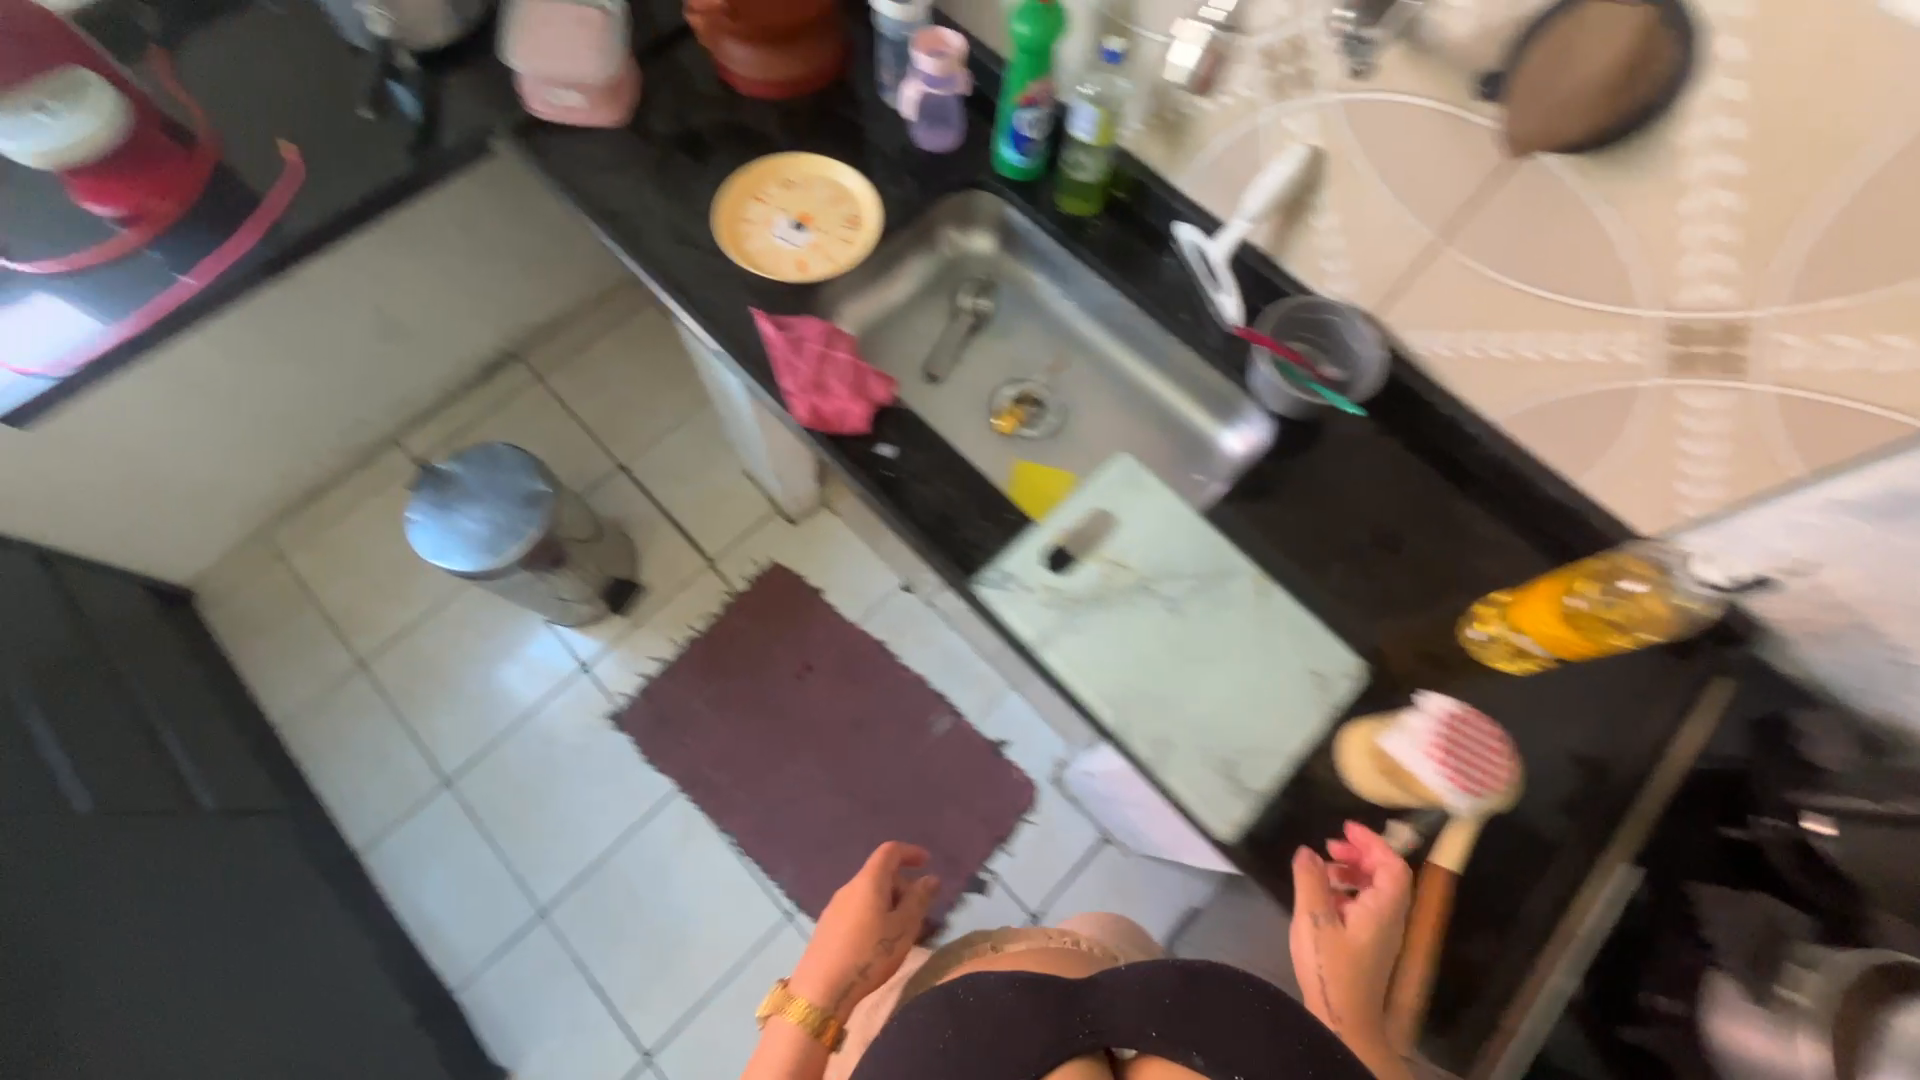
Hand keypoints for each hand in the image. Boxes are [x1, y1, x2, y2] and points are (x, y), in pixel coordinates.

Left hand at [789, 842, 939, 1018]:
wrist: (820, 989)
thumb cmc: (868, 954)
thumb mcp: (903, 929)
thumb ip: (918, 900)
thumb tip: (931, 877)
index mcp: (868, 881)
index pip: (889, 852)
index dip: (910, 852)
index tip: (927, 862)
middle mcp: (849, 887)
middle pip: (880, 874)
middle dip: (903, 886)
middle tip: (919, 913)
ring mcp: (835, 907)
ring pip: (869, 894)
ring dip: (889, 904)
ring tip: (901, 932)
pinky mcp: (827, 926)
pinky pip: (857, 909)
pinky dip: (874, 915)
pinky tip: (878, 942)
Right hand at [1290, 821, 1412, 1055]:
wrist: (1343, 1023)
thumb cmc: (1330, 969)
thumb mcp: (1313, 920)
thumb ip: (1310, 881)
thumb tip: (1307, 850)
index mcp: (1383, 910)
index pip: (1392, 866)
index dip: (1372, 842)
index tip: (1344, 827)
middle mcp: (1390, 919)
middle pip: (1387, 875)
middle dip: (1360, 853)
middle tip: (1330, 845)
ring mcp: (1382, 934)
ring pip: (1377, 890)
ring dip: (1353, 871)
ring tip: (1323, 868)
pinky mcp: (1370, 946)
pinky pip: (1367, 905)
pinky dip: (1349, 891)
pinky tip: (1323, 896)